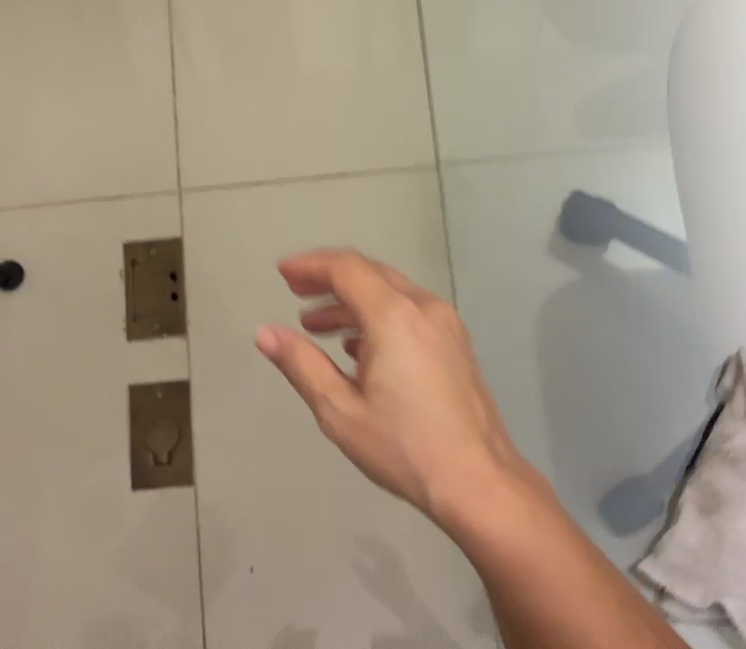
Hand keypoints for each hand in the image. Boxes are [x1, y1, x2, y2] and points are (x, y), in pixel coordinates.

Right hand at [256, 249, 534, 527]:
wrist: (480, 482)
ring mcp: (445, 324)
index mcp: (394, 316)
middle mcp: (423, 307)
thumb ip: (302, 365)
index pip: (347, 269)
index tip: (282, 272)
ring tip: (316, 325)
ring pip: (391, 292)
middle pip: (370, 273)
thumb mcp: (340, 411)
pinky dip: (377, 315)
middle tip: (294, 290)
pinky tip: (357, 348)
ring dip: (352, 300)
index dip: (311, 265)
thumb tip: (266, 333)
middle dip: (329, 278)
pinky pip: (409, 311)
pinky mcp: (456, 343)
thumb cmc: (405, 448)